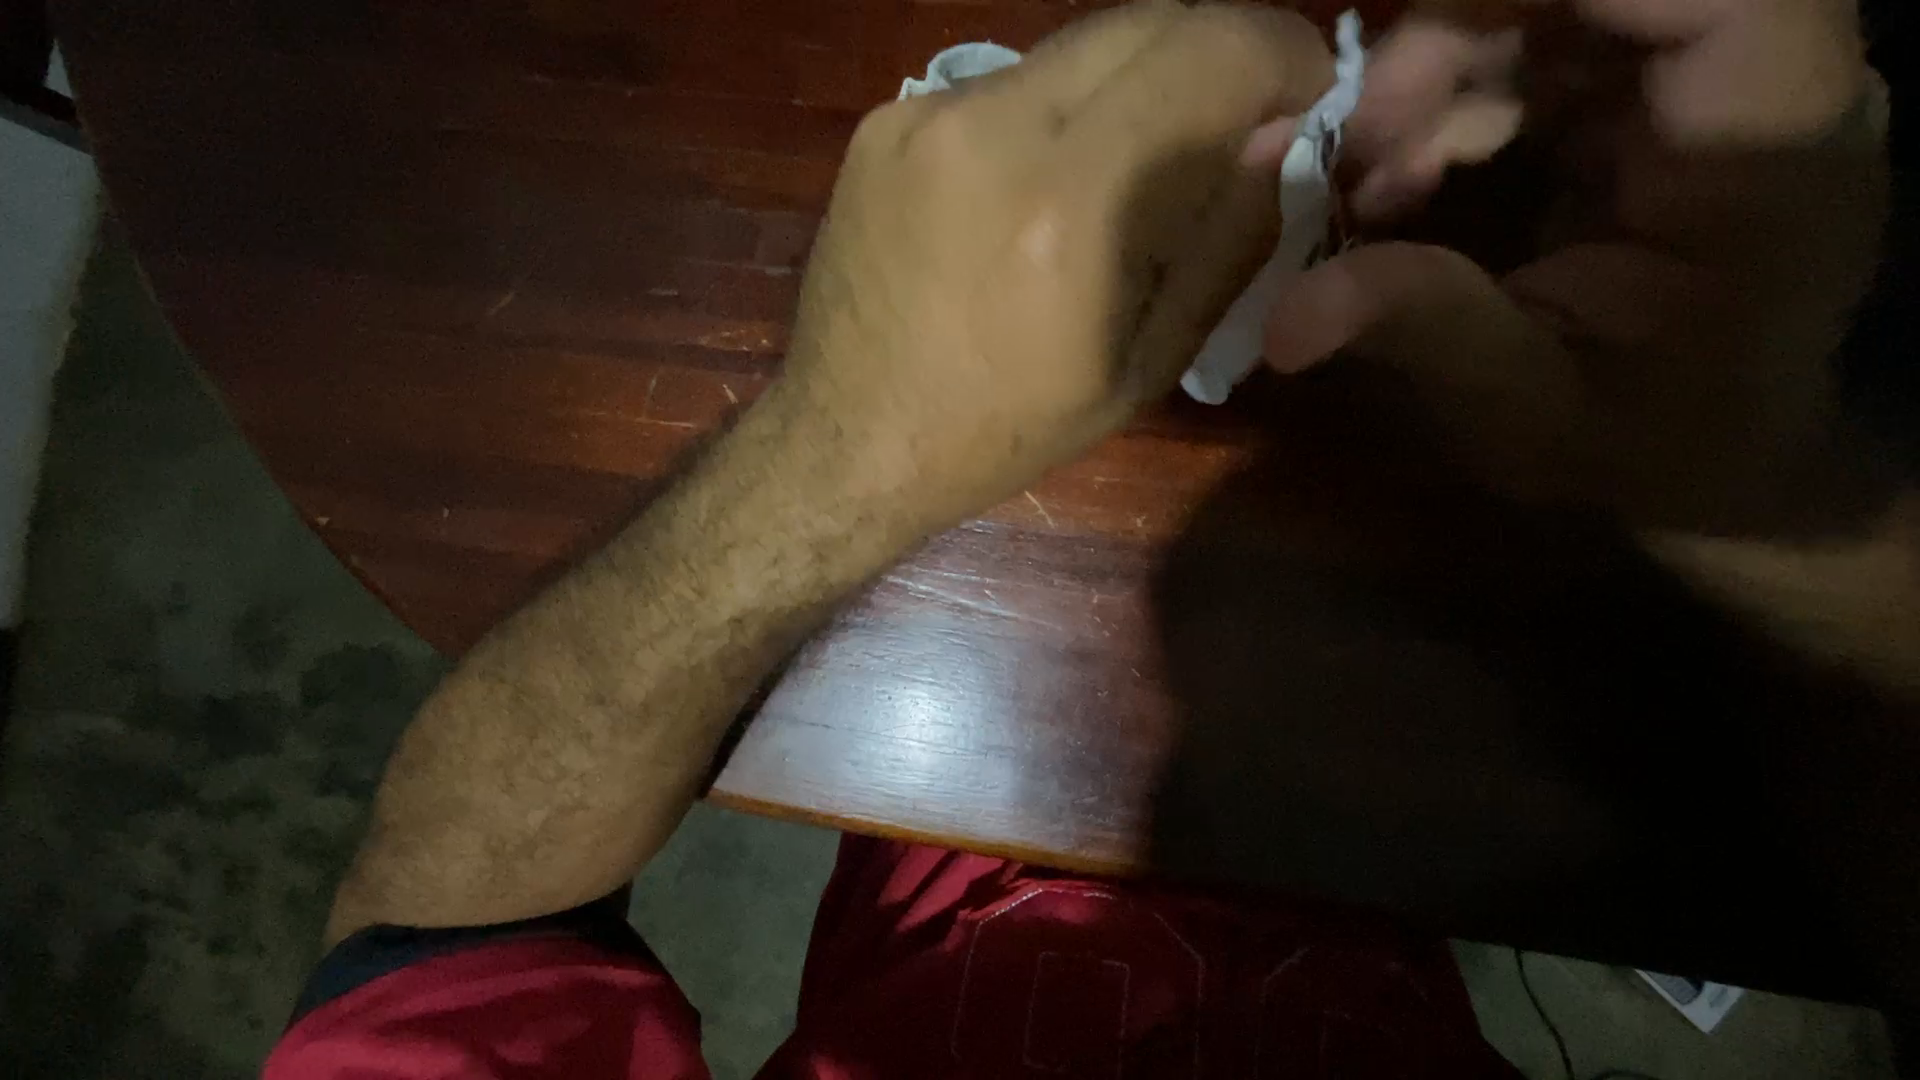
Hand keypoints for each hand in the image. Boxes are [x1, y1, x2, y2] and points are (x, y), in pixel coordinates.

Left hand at [777, 0, 1333, 533]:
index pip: (1209, 50)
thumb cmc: (1000, 432)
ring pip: (1071, 49)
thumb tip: (1276, 142)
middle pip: (1143, 20)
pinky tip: (1037, 187)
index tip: (1302, 94)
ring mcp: (923, 114)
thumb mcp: (1139, 370)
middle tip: (1231, 121)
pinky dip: (1048, 115)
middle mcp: (991, 129)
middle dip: (1210, 55)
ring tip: (1131, 168)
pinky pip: (1001, 88)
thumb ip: (1224, 246)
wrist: (851, 442)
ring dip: (1128, 87)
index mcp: (1068, 205)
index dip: (1282, 52)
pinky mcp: (881, 123)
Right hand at [1252, 0, 1888, 534]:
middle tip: (1350, 165)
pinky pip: (1502, 74)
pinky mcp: (1610, 116)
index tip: (1387, 77)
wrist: (1685, 456)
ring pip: (1528, 24)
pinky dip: (1418, 126)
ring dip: (1414, 102)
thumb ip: (1421, 332)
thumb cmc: (1632, 442)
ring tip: (1359, 207)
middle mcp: (1735, 83)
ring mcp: (1669, 92)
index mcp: (1761, 140)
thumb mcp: (1520, 406)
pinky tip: (1376, 199)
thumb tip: (1286, 316)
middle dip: (1438, 57)